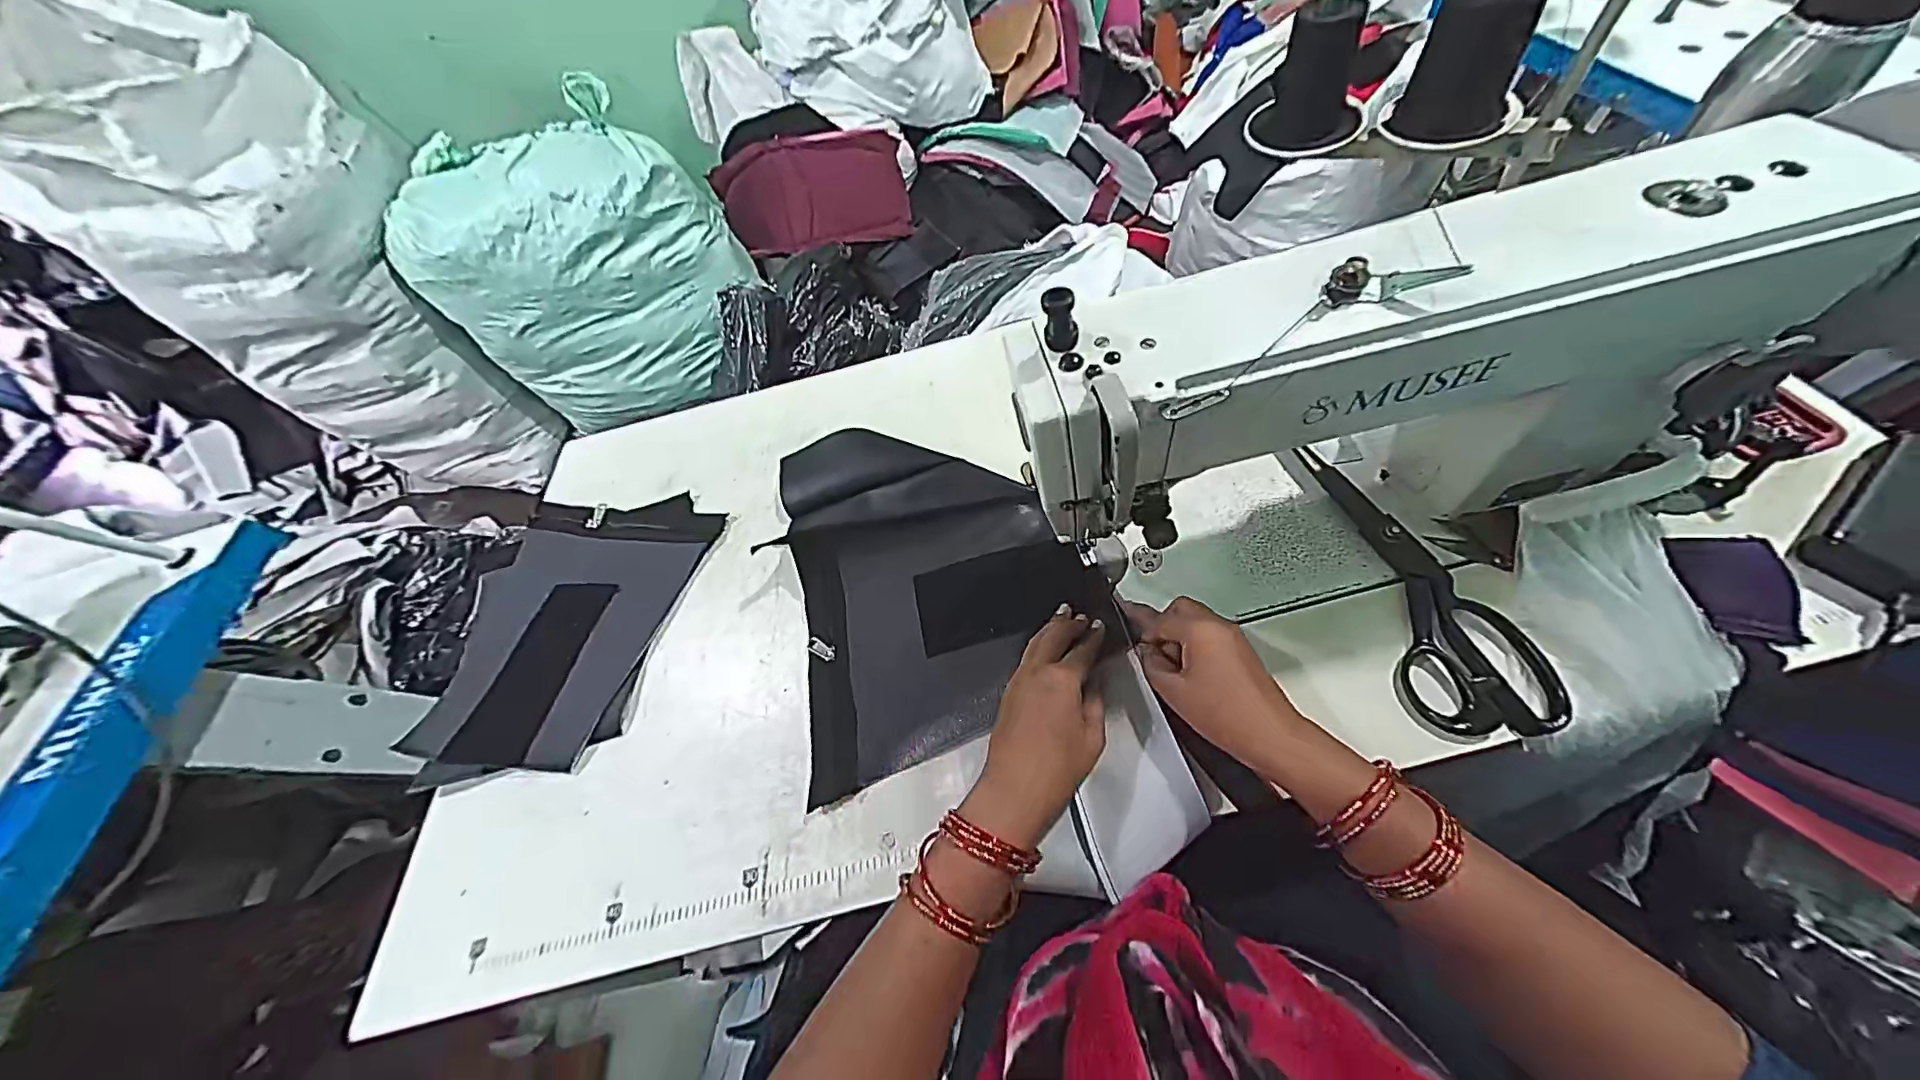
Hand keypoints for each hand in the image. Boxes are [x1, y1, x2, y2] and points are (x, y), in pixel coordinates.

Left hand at [963, 606, 1107, 849]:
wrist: (1014, 789)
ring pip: (1034, 644)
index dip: (1093, 636)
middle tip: (1078, 615)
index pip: (1082, 649)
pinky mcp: (1008, 693)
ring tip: (1060, 620)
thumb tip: (1093, 687)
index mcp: (1062, 679)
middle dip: (1068, 623)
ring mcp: (1018, 681)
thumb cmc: (1054, 769)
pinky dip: (1037, 646)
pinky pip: (1025, 659)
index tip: (1099, 628)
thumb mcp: (1092, 736)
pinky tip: (1042, 649)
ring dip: (1049, 630)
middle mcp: (1036, 673)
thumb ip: (1095, 703)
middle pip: (1053, 636)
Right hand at [1123, 597, 1310, 777]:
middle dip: (1162, 627)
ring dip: (1180, 637)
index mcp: (1200, 630)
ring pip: (1196, 622)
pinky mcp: (1241, 651)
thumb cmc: (1231, 716)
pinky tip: (1192, 677)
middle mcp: (1219, 627)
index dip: (1141, 629)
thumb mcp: (1172, 691)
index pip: (1159, 618)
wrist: (1269, 735)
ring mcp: (1233, 638)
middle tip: (1152, 652)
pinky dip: (1196, 647)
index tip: (1130, 627)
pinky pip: (1210, 636)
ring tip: (1175, 671)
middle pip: (1180, 610)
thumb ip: (1151, 665)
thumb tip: (1147, 654)